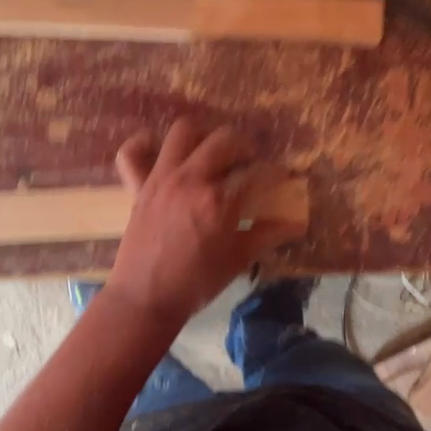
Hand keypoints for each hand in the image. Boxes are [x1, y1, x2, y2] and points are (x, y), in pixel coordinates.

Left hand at [102, 119, 302, 327]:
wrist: (146, 299)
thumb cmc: (198, 283)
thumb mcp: (239, 260)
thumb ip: (268, 235)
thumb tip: (298, 222)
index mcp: (220, 200)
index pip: (258, 173)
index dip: (276, 174)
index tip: (282, 178)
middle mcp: (191, 179)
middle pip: (225, 140)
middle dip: (245, 148)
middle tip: (249, 165)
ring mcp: (161, 179)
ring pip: (183, 131)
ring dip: (203, 135)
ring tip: (211, 152)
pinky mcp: (138, 186)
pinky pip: (132, 152)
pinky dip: (143, 144)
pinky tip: (159, 151)